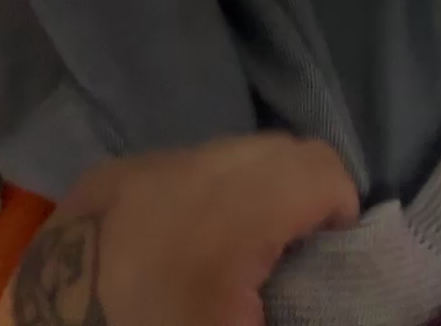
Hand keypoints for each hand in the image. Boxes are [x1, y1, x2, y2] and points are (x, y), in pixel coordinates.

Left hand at [1, 135, 358, 325]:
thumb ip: (300, 292)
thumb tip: (332, 278)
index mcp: (223, 214)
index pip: (317, 165)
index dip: (339, 209)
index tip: (329, 262)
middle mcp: (179, 168)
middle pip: (276, 148)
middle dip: (298, 196)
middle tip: (289, 262)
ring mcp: (134, 167)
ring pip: (227, 151)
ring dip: (247, 190)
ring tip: (234, 252)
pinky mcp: (101, 177)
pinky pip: (178, 165)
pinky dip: (199, 193)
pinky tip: (184, 243)